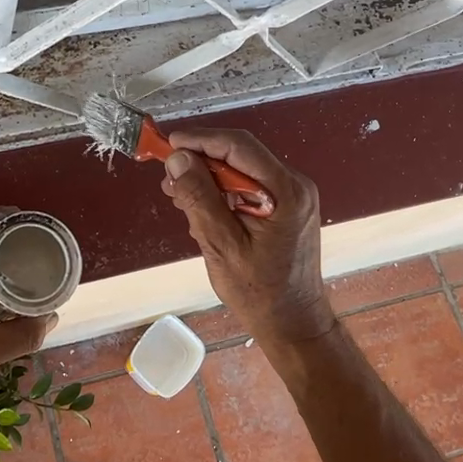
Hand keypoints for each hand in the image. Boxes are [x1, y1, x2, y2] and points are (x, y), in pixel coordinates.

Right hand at [160, 129, 333, 345]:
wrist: (293, 322)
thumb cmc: (259, 292)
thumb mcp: (221, 245)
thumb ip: (200, 198)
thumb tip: (178, 158)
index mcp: (286, 191)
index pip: (238, 146)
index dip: (200, 139)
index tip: (168, 144)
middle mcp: (294, 185)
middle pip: (240, 155)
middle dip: (201, 160)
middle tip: (168, 176)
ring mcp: (292, 196)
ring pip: (241, 170)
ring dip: (208, 177)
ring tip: (178, 194)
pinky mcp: (285, 207)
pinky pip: (248, 186)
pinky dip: (221, 192)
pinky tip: (200, 208)